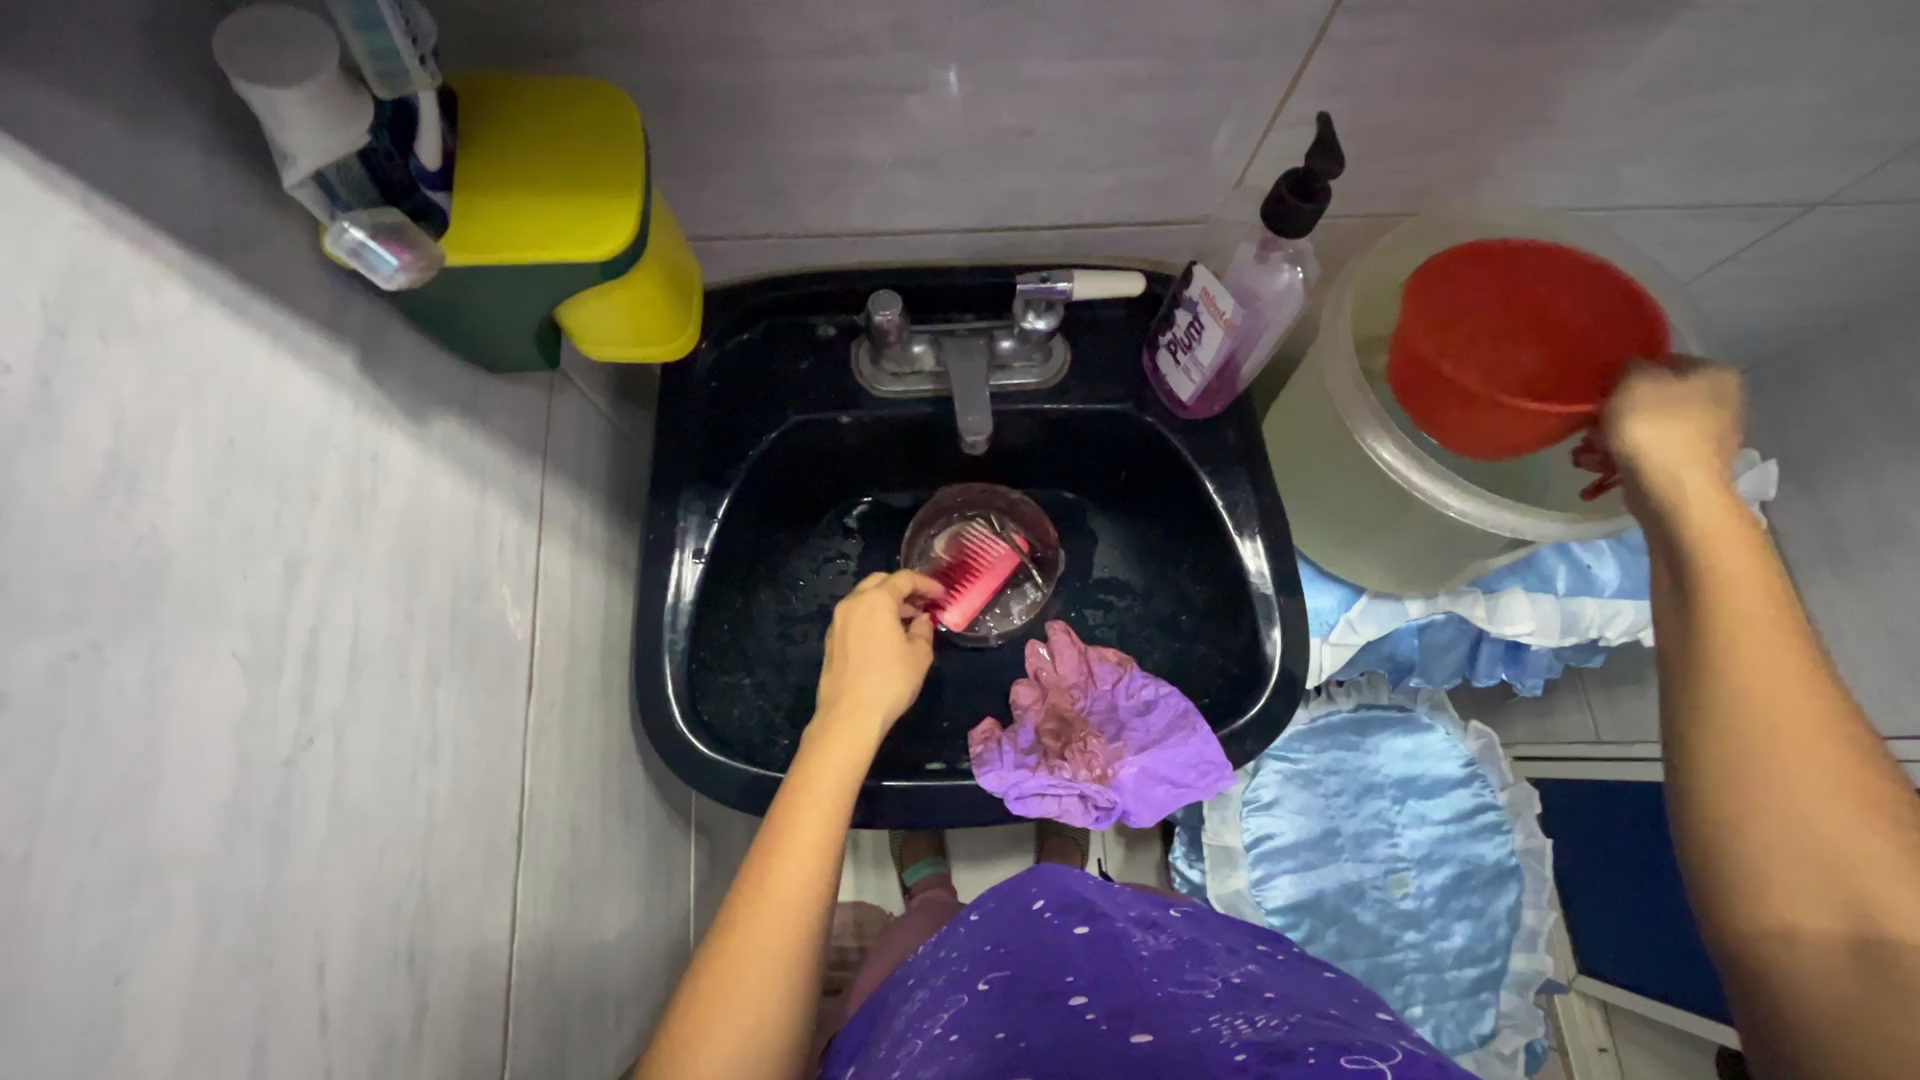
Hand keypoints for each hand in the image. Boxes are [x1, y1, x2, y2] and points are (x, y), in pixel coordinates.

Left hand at [813, 571, 944, 740]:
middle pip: (879, 582)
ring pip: (864, 599)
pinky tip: (886, 637)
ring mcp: (837, 621)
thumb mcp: (919, 655)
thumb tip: (921, 620)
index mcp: (876, 600)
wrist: (849, 715)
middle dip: (903, 589)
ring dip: (886, 604)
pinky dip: (872, 617)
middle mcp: (852, 603)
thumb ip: (923, 630)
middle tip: (923, 604)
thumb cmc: (890, 681)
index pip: (904, 579)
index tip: (942, 595)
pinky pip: (855, 617)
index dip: (926, 584)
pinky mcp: (831, 640)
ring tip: (908, 622)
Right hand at [1602, 357, 1744, 517]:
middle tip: (1587, 428)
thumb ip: (1629, 365)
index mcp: (1715, 372)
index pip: (1661, 362)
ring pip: (1646, 427)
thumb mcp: (1632, 381)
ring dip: (1610, 438)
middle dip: (1613, 414)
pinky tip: (1598, 466)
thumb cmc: (1653, 428)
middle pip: (1651, 398)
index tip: (1598, 394)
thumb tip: (1630, 371)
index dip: (1623, 376)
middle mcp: (1720, 399)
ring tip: (1585, 454)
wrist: (1673, 490)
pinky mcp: (1689, 463)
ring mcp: (1707, 434)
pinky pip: (1648, 452)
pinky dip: (1622, 457)